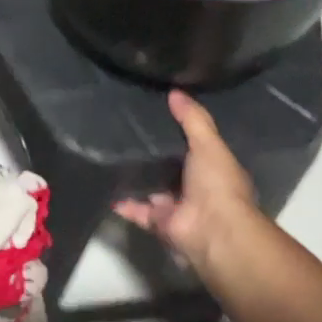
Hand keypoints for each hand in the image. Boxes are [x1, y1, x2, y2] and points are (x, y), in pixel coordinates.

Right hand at [114, 90, 261, 261]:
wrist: (212, 229)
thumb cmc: (217, 183)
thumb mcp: (208, 144)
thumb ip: (193, 119)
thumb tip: (175, 92)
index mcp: (211, 169)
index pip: (193, 146)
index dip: (178, 131)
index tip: (157, 113)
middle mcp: (194, 187)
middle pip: (169, 168)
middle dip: (152, 155)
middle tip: (125, 131)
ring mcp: (175, 206)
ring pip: (151, 188)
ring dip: (135, 177)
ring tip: (109, 154)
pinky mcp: (158, 222)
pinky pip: (135, 208)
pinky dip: (121, 201)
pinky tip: (104, 185)